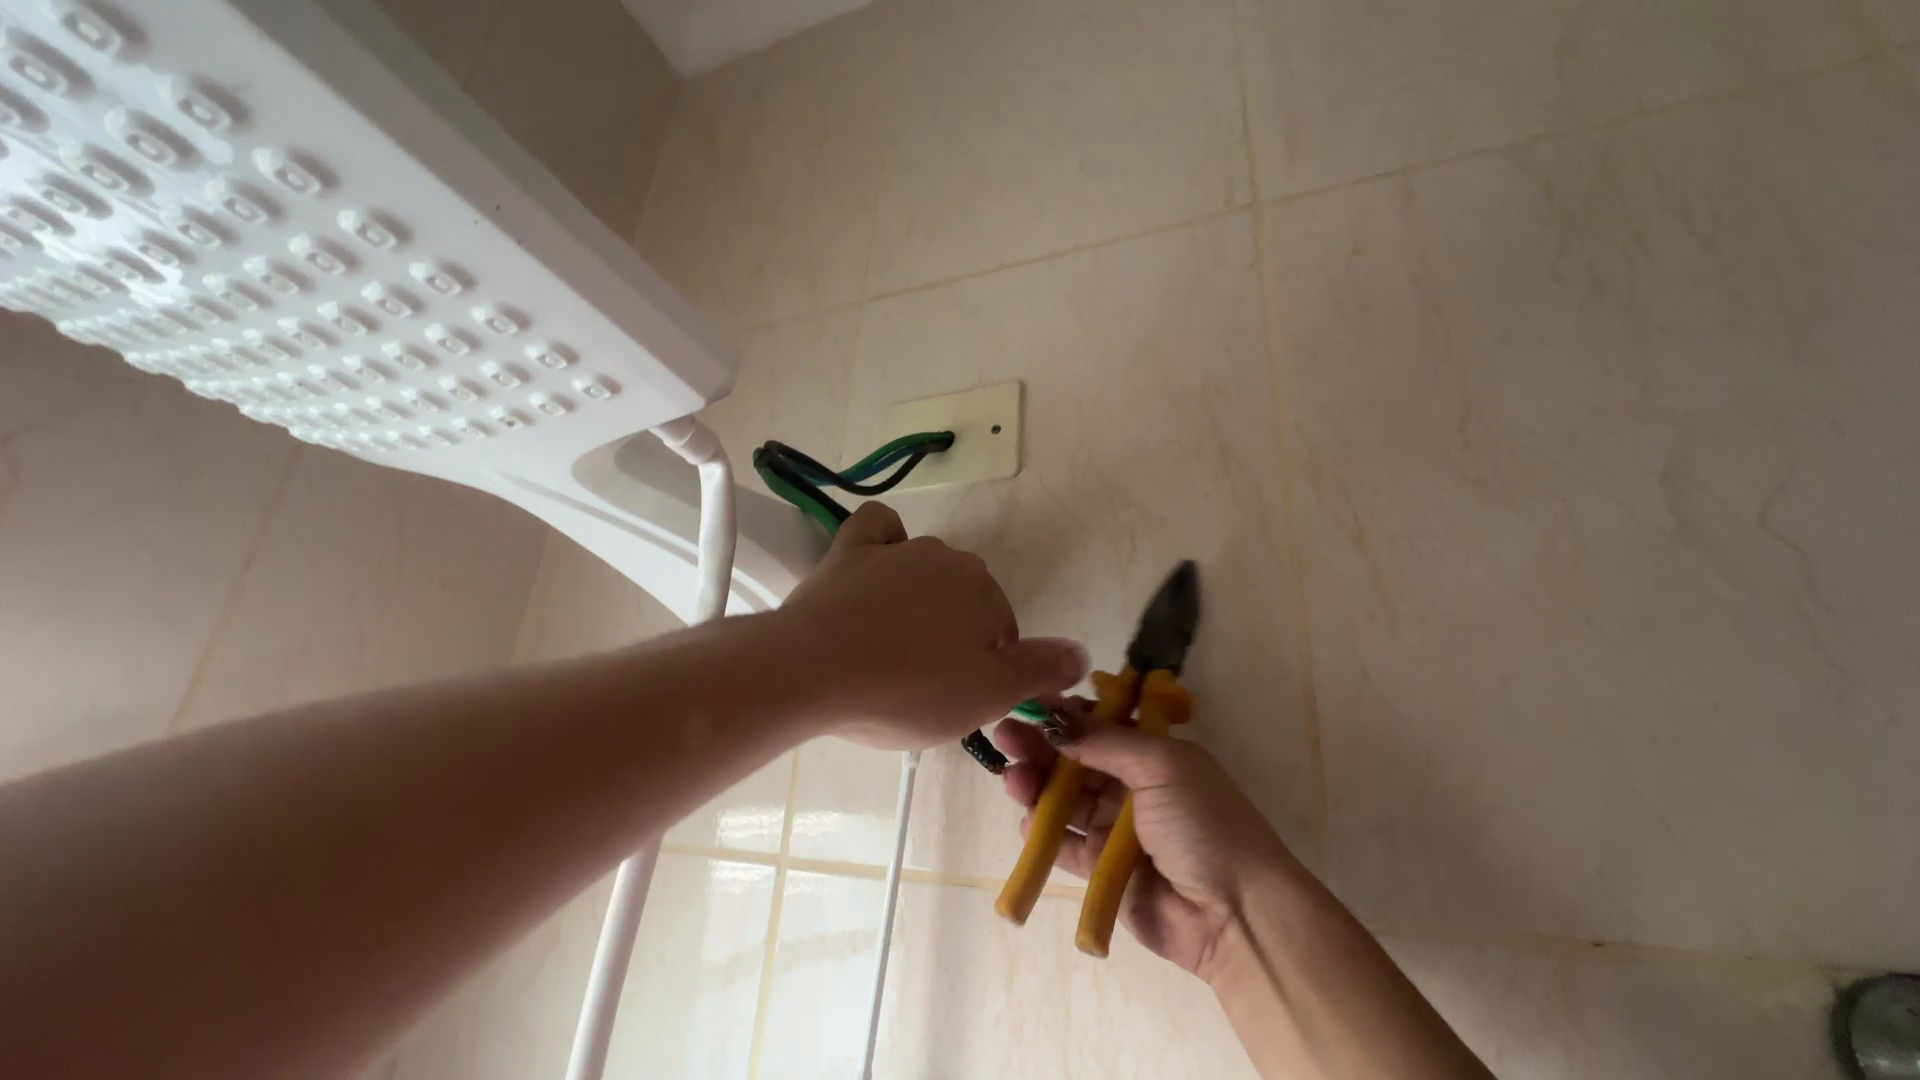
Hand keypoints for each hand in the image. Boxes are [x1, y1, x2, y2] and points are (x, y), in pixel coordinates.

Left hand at [775, 503, 1088, 748]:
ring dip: (919, 603)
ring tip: (892, 647)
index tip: (958, 699)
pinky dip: (883, 545)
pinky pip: (876, 532)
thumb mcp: (988, 694)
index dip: (986, 670)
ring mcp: (894, 550)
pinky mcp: (847, 551)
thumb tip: (1082, 653)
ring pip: (923, 572)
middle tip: (925, 683)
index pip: (1001, 633)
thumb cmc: (908, 688)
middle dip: (953, 637)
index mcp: (983, 590)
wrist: (813, 671)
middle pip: (963, 602)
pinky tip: (874, 571)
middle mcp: (945, 558)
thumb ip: (1040, 670)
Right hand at [996, 711, 1301, 979]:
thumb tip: (1056, 719)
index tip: (1029, 703)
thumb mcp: (1162, 765)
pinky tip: (1026, 821)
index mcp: (1151, 754)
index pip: (1098, 725)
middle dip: (1039, 745)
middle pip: (1072, 759)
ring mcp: (1113, 828)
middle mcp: (1130, 786)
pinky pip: (1061, 844)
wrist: (1232, 912)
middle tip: (1006, 736)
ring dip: (1033, 785)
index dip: (1064, 714)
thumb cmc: (1204, 823)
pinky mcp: (1099, 868)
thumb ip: (1105, 741)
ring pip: (1061, 799)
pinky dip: (1041, 833)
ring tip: (1013, 779)